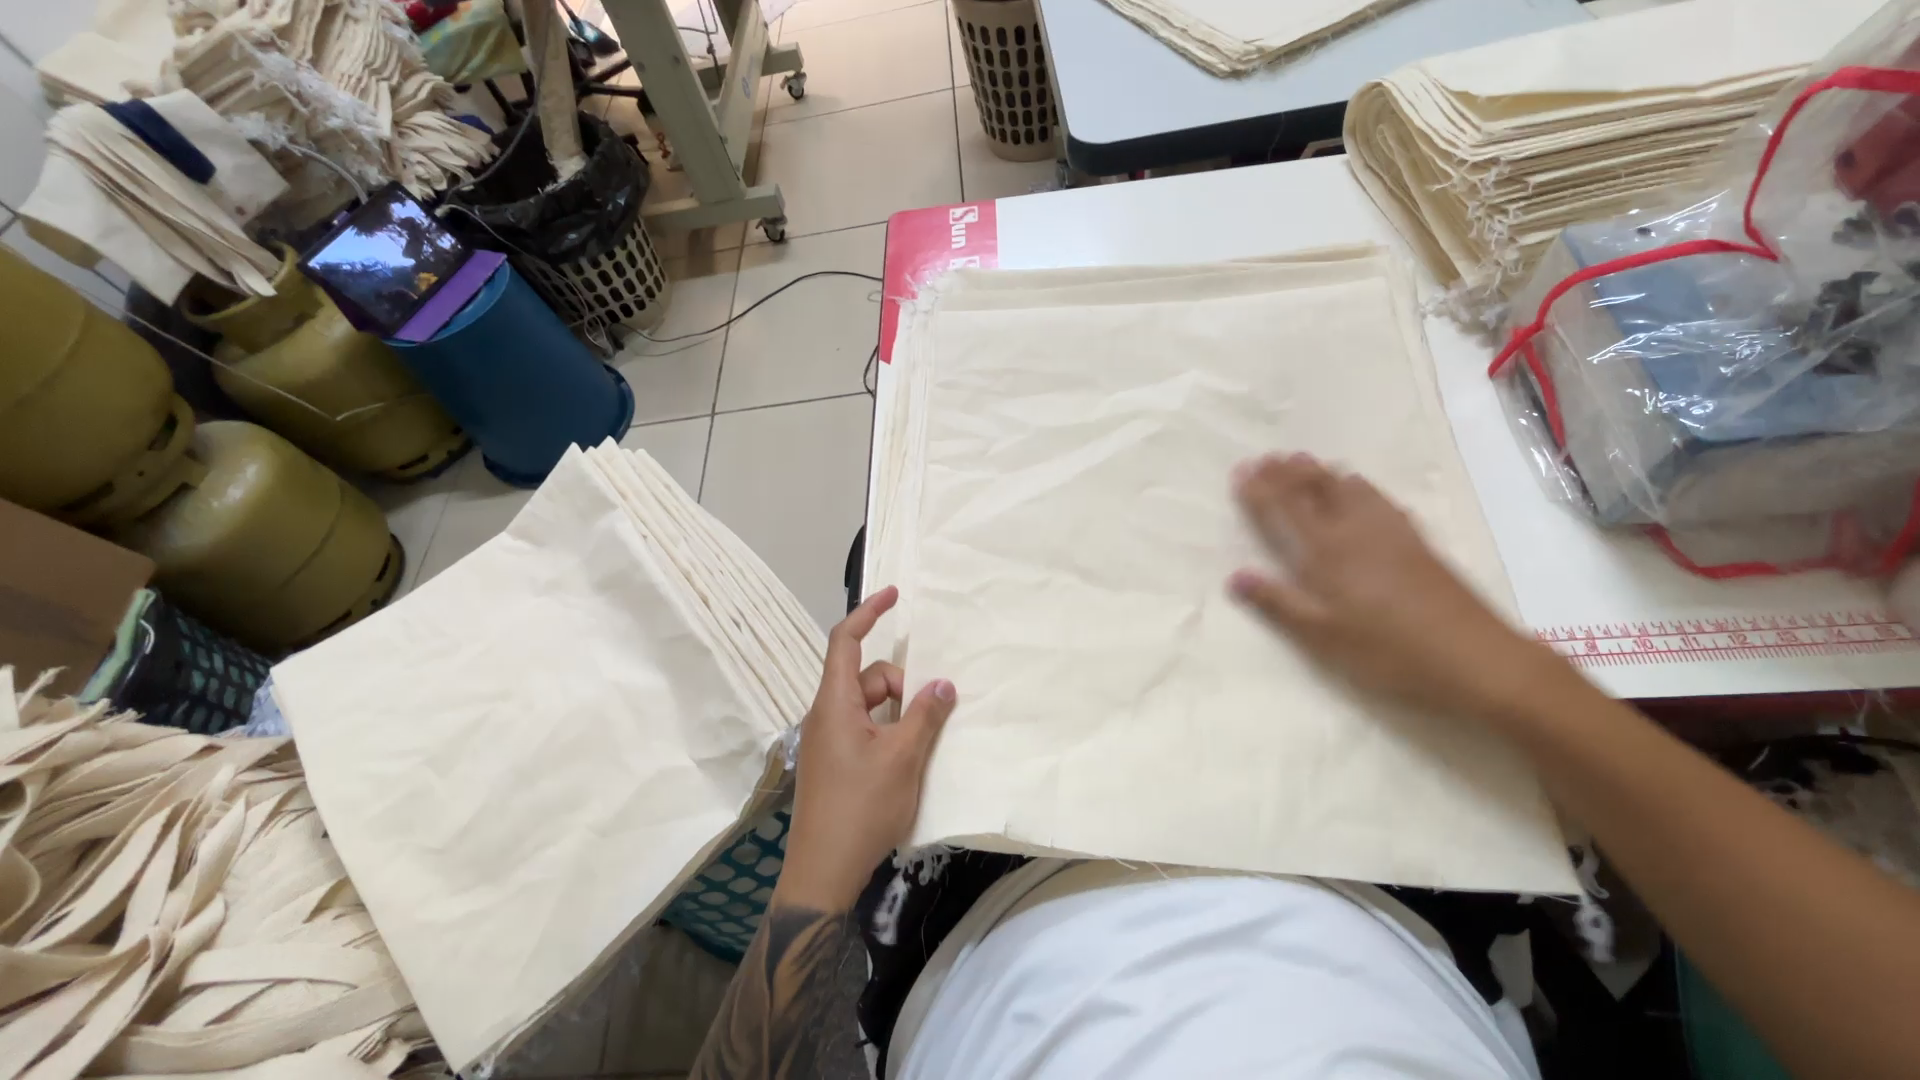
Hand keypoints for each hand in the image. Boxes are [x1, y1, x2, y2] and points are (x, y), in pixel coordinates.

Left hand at [778, 586, 956, 911]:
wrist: (823, 871)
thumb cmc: (862, 808)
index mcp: (834, 703)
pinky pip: (864, 730)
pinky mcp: (832, 764)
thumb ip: (925, 715)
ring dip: (897, 713)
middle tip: (930, 716)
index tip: (894, 595)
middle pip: (866, 677)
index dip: (868, 612)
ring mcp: (827, 742)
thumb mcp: (903, 758)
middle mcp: (825, 715)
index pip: (845, 640)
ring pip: (868, 706)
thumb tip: (944, 683)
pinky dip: (888, 732)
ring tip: (922, 744)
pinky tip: (907, 760)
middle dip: (901, 686)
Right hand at [1227, 453, 1565, 719]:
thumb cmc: (1388, 652)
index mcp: (1327, 553)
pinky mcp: (1418, 542)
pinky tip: (1361, 490)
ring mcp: (1391, 533)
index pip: (1285, 510)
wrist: (1474, 657)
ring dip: (1323, 472)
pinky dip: (1358, 486)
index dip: (1261, 490)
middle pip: (1318, 488)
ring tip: (1306, 463)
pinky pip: (1380, 498)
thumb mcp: (1323, 638)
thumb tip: (1235, 577)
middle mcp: (1356, 531)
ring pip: (1351, 487)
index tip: (1241, 472)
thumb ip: (1278, 604)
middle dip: (1289, 472)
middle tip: (1267, 458)